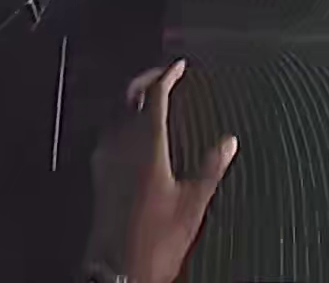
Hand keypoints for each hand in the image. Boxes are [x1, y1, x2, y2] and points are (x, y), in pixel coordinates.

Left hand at [87, 60, 238, 282]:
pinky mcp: (98, 171)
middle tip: (163, 73)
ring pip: (117, 109)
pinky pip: (108, 129)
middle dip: (147, 77)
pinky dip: (122, 116)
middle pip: (131, 93)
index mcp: (148, 143)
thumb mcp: (192, 204)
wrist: (117, 272)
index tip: (178, 66)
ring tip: (149, 95)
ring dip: (133, 95)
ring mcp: (107, 155)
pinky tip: (129, 128)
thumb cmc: (155, 241)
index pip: (156, 94)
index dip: (168, 74)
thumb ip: (211, 168)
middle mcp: (124, 142)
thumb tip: (229, 141)